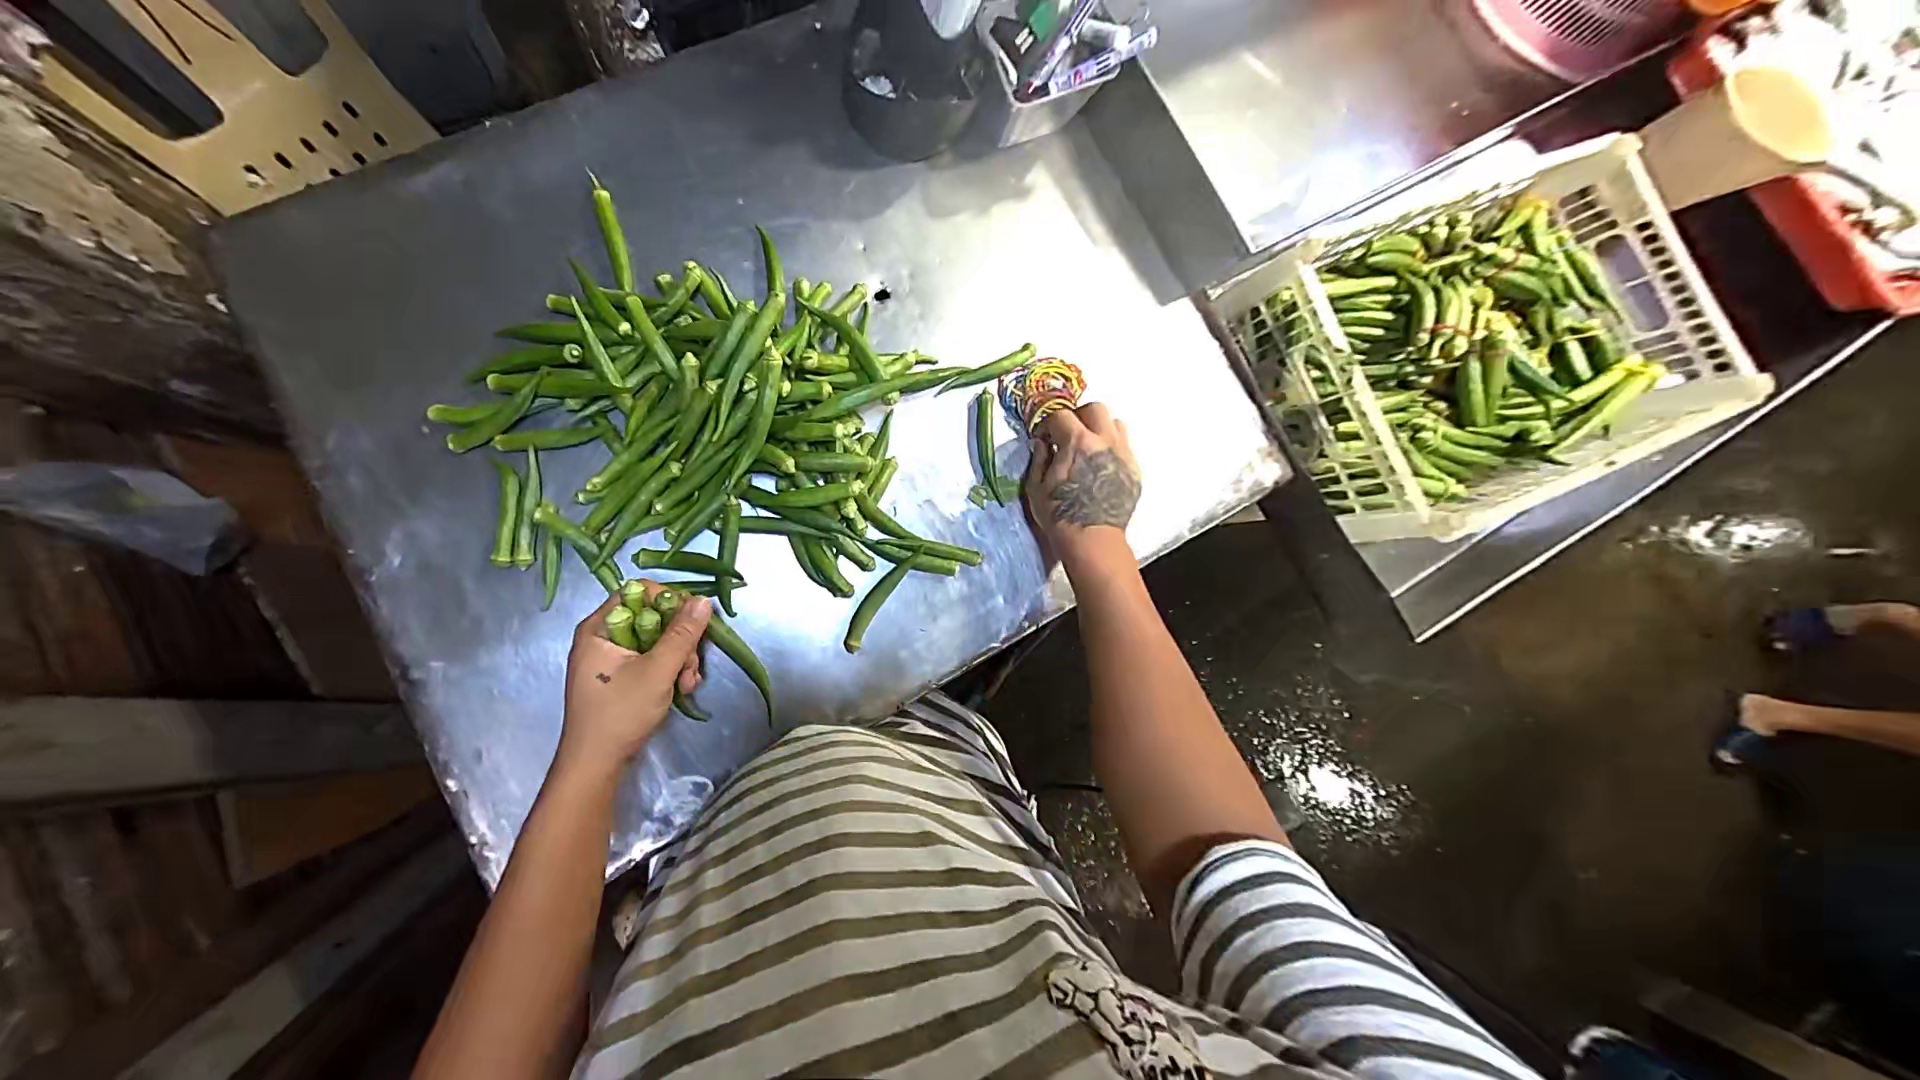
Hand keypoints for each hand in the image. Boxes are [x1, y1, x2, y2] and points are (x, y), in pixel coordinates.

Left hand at [557, 583, 710, 771]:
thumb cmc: (619, 714)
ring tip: (686, 683)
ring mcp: (613, 658)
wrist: (596, 764)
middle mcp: (605, 637)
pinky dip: (671, 670)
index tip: (692, 620)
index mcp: (600, 628)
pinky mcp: (623, 676)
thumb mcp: (657, 671)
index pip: (637, 593)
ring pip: (659, 639)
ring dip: (681, 658)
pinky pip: (654, 658)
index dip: (669, 600)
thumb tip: (703, 601)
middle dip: (680, 639)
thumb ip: (682, 634)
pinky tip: (681, 688)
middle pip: (654, 617)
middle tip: (690, 663)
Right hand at [1025, 403, 1140, 569]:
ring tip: (1089, 447)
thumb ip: (1039, 459)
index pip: (1061, 414)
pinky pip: (1125, 447)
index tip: (1044, 436)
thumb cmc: (1060, 516)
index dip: (1048, 423)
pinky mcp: (1134, 471)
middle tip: (1068, 434)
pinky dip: (1112, 449)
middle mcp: (1104, 441)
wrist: (1092, 540)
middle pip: (1095, 409)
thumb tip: (1042, 443)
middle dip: (1078, 416)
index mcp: (1077, 442)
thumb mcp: (1036, 487)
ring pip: (1116, 424)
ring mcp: (1124, 455)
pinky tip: (1101, 467)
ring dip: (1100, 429)